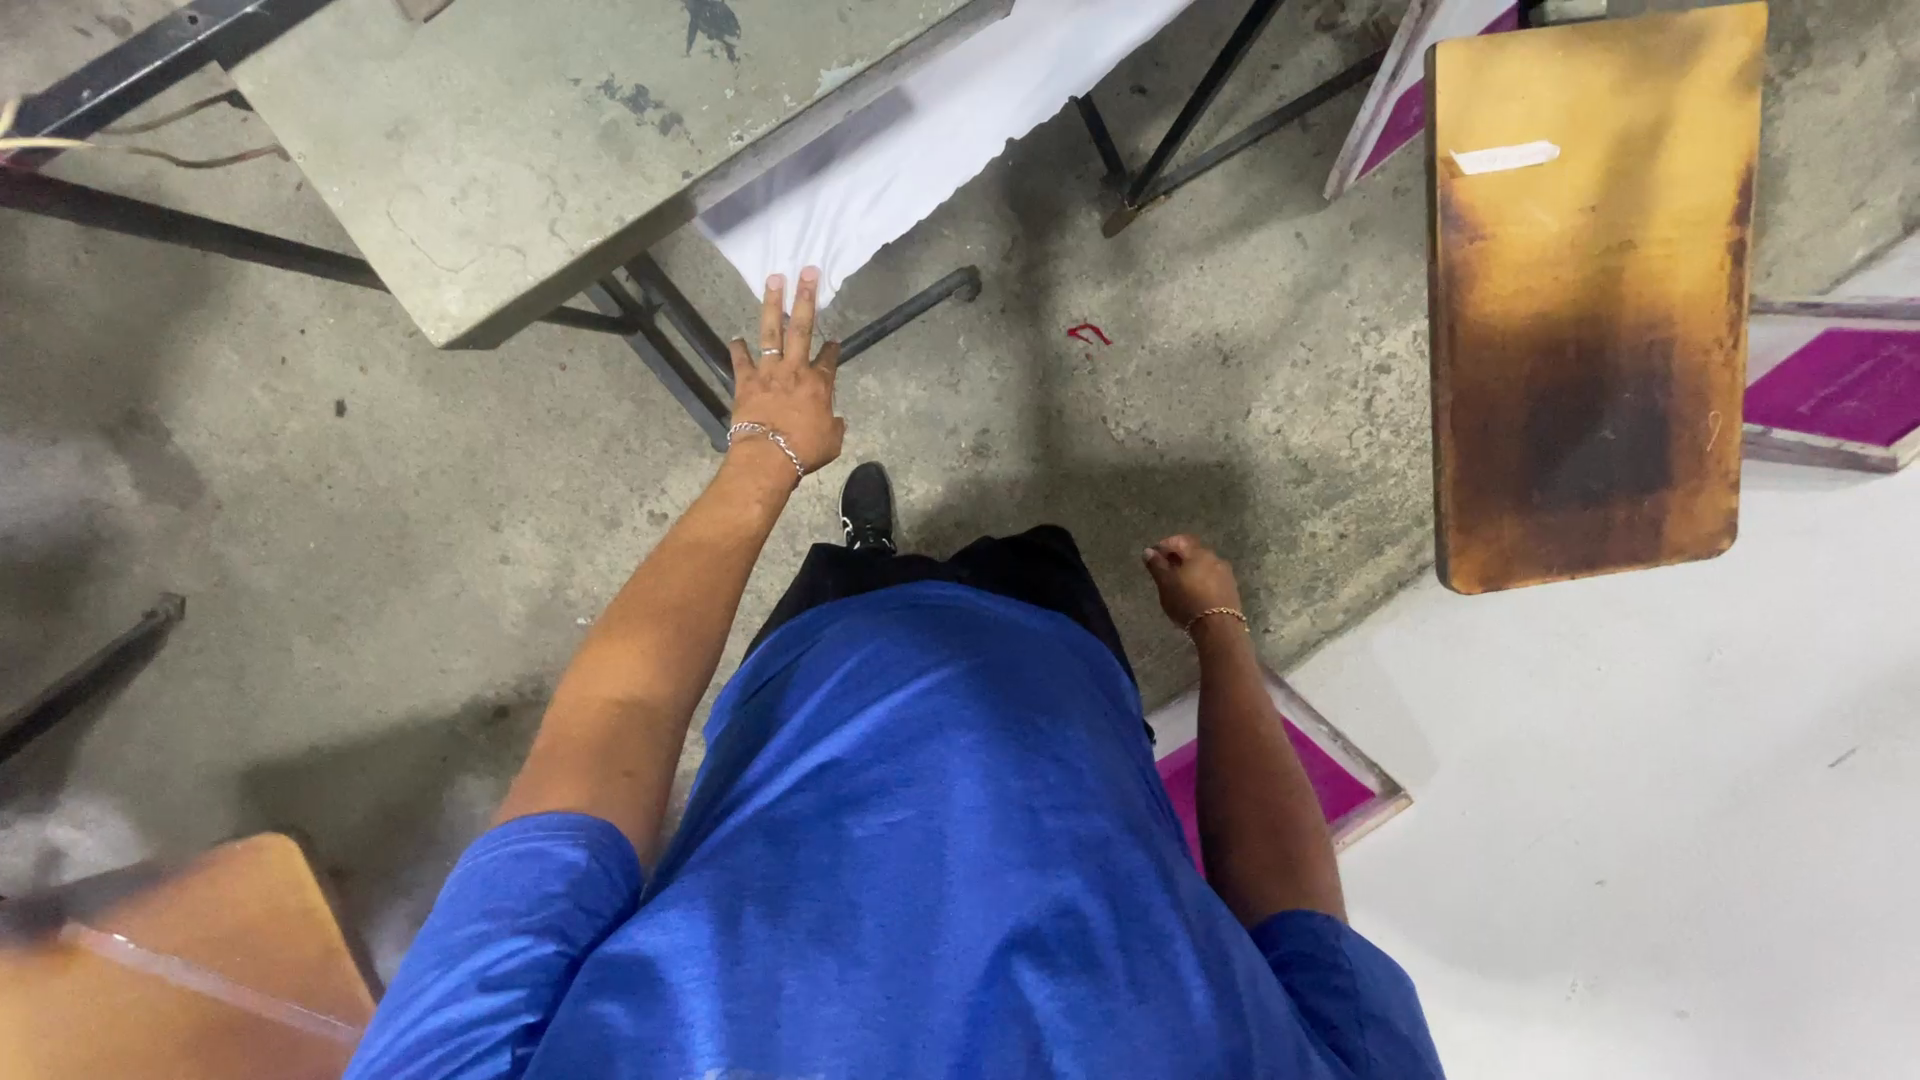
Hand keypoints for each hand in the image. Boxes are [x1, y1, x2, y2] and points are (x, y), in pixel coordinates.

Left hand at [728, 267, 844, 473]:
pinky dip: (737, 349)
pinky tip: (736, 338)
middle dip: (806, 298)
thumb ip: (834, 426)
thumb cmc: (804, 451)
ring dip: (772, 305)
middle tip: (807, 272)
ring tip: (774, 280)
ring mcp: (768, 373)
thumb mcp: (832, 442)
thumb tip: (835, 420)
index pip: (829, 359)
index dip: (833, 349)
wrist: (768, 456)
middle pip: (802, 328)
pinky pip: (741, 361)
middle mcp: (795, 370)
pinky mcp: (745, 382)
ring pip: (772, 333)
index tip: (834, 341)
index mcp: (819, 385)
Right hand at [1142, 535, 1242, 628]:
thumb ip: (1156, 565)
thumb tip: (1148, 551)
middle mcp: (1214, 558)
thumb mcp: (1165, 584)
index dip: (1165, 545)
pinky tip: (1195, 592)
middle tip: (1165, 570)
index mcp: (1197, 553)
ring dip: (1191, 569)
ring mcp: (1225, 573)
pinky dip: (1201, 580)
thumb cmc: (1187, 601)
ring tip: (1180, 583)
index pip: (1179, 540)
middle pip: (1193, 552)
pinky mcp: (1231, 588)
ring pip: (1204, 565)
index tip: (1154, 556)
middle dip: (1178, 557)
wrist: (1218, 627)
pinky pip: (1212, 578)